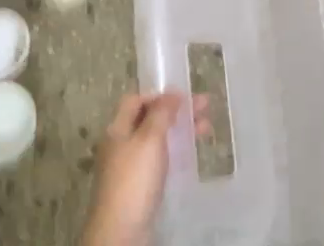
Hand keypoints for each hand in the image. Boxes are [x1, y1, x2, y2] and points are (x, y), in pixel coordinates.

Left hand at [81, 91, 210, 245]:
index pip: (136, 100)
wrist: (121, 232)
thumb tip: (172, 92)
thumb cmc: (134, 179)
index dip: (159, 95)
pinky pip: (158, 160)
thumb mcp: (149, 140)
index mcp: (117, 129)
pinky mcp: (138, 187)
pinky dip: (174, 152)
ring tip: (206, 130)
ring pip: (156, 140)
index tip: (184, 97)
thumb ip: (161, 113)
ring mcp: (129, 167)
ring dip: (179, 131)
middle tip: (205, 109)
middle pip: (149, 119)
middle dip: (176, 112)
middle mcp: (120, 144)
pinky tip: (189, 156)